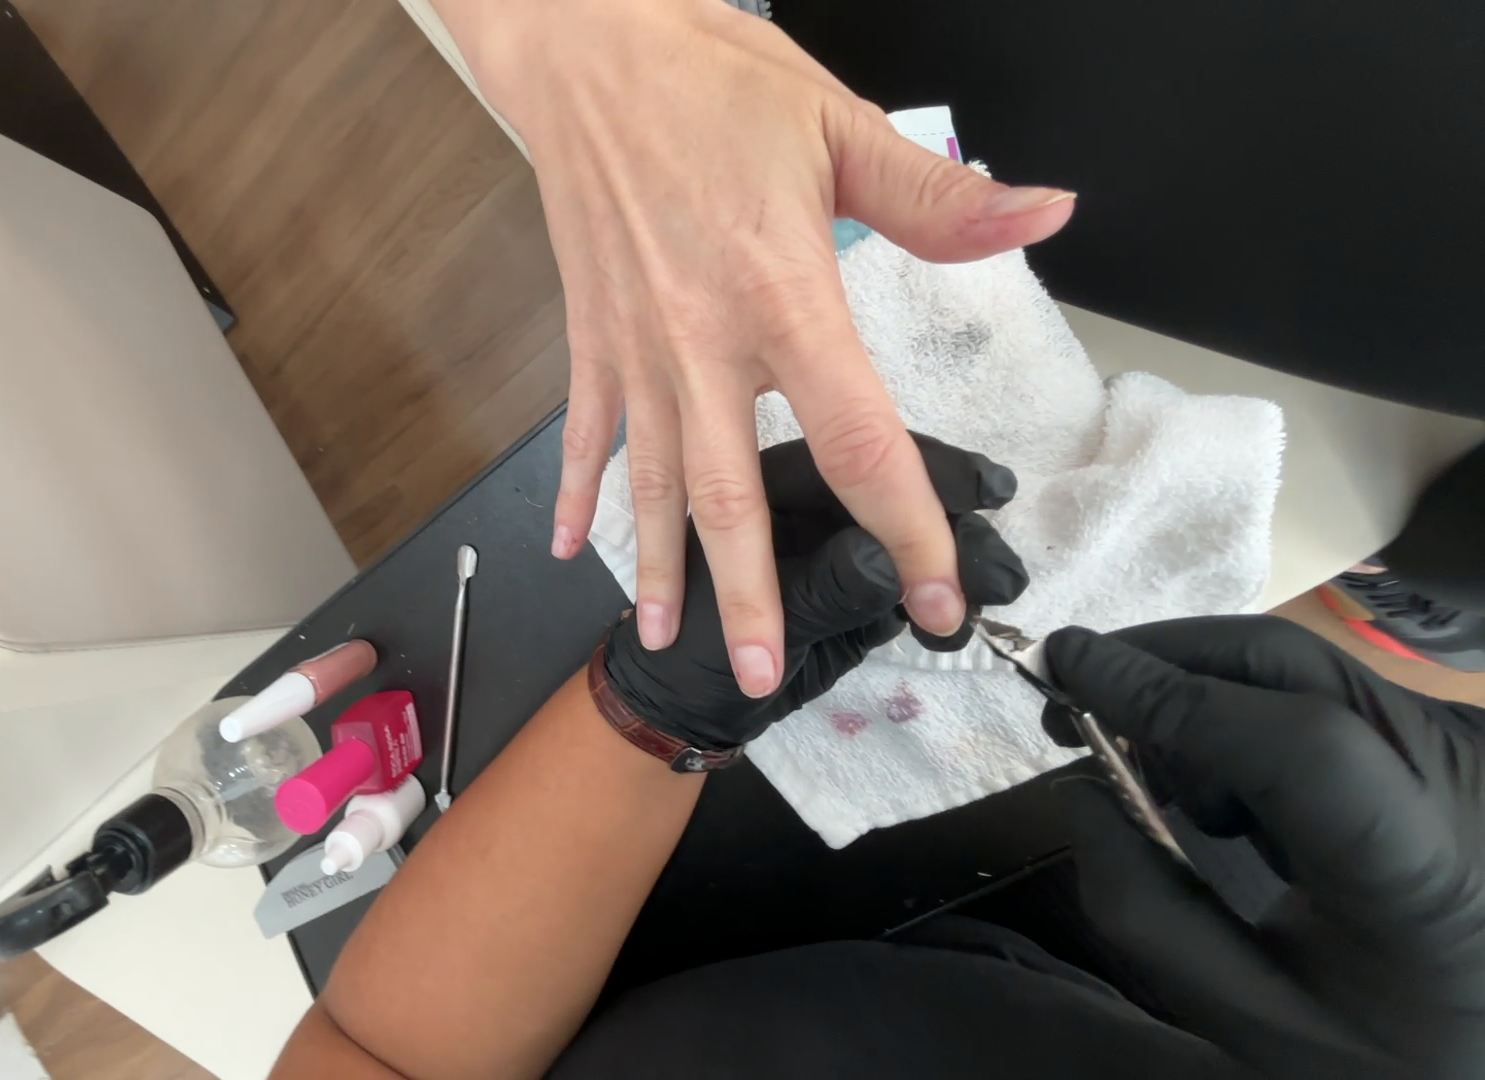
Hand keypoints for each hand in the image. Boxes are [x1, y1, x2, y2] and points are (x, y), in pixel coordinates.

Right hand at [432, 0, 1073, 696]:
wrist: (591, 60)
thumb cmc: (710, 84)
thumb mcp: (835, 128)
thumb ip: (937, 197)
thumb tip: (1041, 211)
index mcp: (780, 295)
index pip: (856, 439)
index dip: (902, 528)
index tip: (929, 593)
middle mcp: (701, 344)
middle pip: (732, 496)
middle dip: (747, 594)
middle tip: (754, 672)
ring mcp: (635, 352)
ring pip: (649, 484)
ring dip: (658, 568)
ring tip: (658, 635)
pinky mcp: (590, 343)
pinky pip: (584, 434)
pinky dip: (578, 492)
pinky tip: (570, 545)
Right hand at [1043, 617, 1484, 1079]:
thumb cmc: (1386, 1050)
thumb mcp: (1245, 1010)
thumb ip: (1135, 898)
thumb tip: (1071, 786)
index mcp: (1426, 881)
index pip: (1292, 745)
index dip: (1159, 690)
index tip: (1057, 665)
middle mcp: (1470, 790)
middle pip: (1280, 663)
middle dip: (1150, 661)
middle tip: (1074, 699)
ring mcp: (1471, 753)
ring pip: (1287, 662)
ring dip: (1185, 688)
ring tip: (1159, 772)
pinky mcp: (1452, 738)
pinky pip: (1308, 685)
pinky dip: (1230, 705)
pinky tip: (1226, 784)